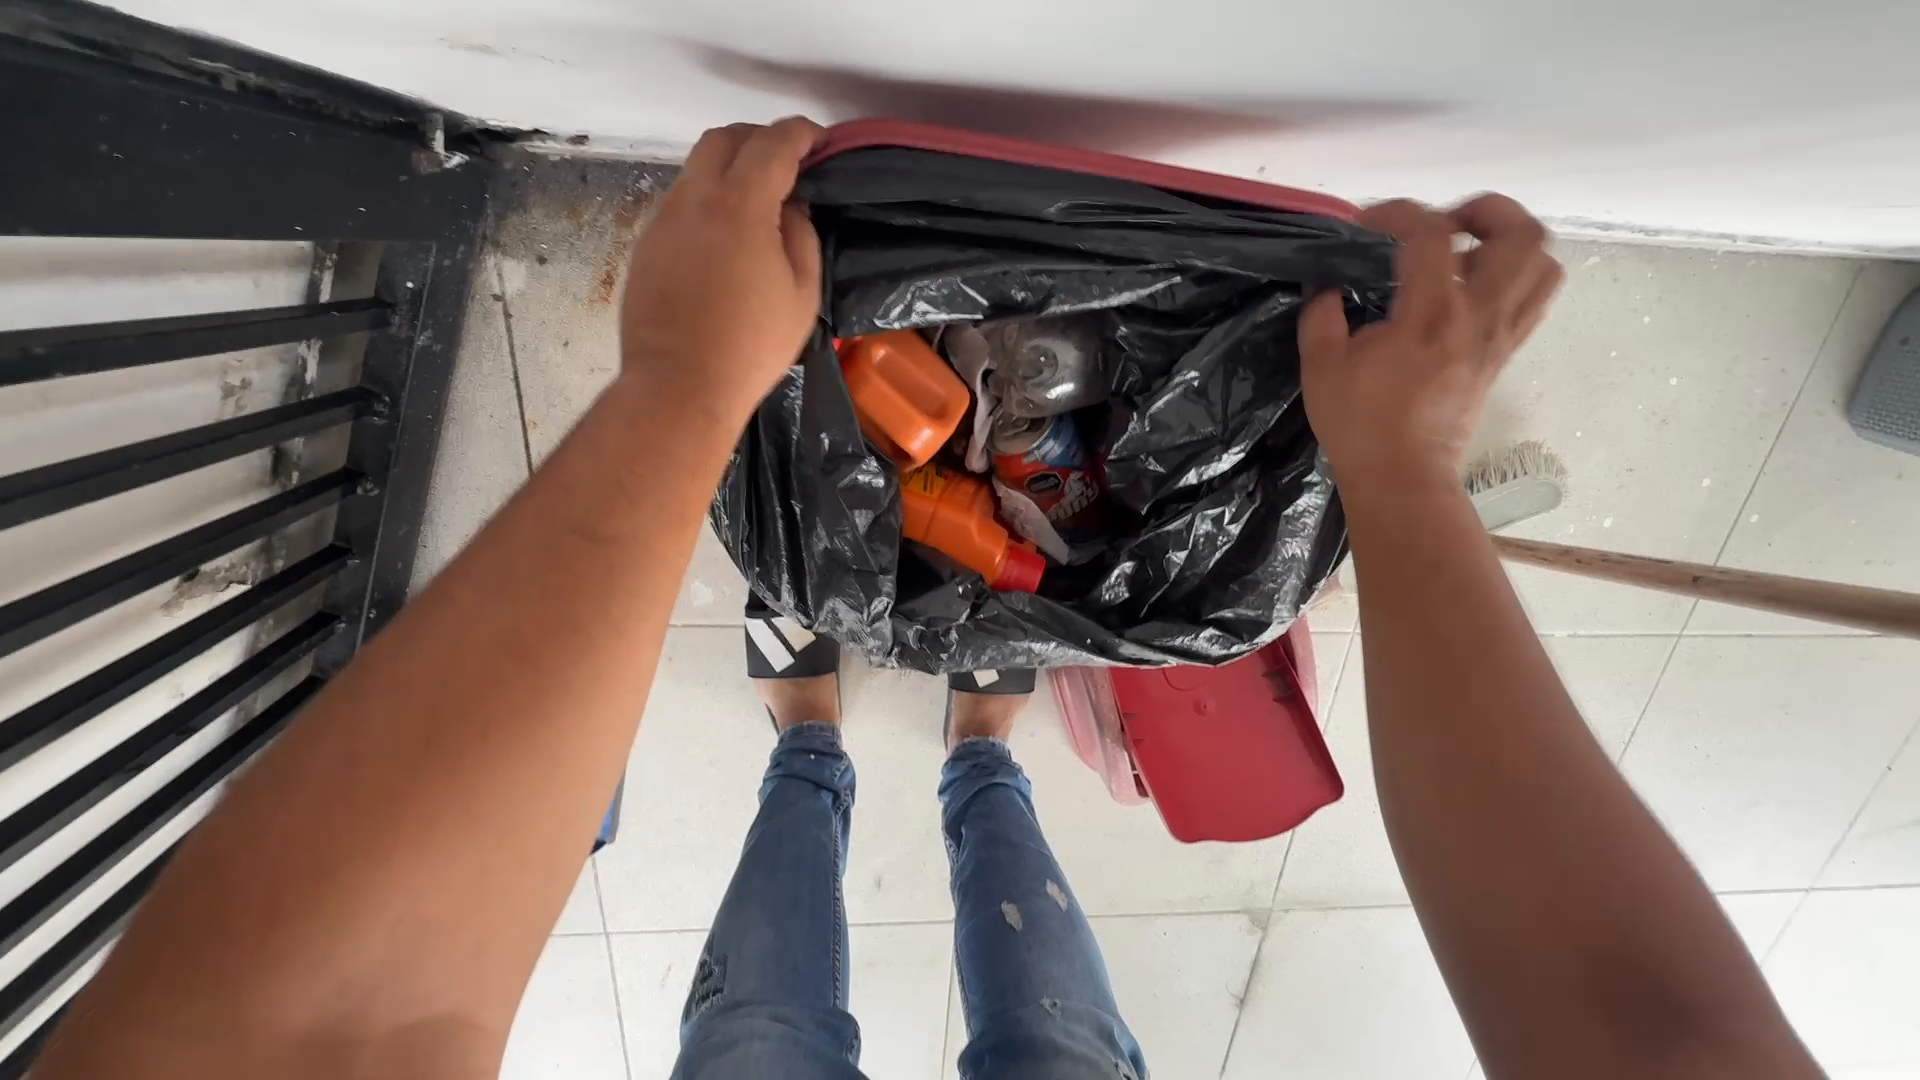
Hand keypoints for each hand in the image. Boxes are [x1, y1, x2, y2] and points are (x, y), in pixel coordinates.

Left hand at [619, 117, 824, 424]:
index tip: (819, 140)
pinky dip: (708, 204)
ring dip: (730, 171)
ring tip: (757, 204)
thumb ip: (802, 237)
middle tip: (787, 162)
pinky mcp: (646, 247)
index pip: (773, 144)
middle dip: (759, 138)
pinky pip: (681, 206)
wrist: (680, 386)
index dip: (801, 133)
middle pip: (723, 139)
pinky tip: (725, 241)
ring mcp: (663, 221)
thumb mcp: (802, 294)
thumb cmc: (752, 347)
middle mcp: (694, 200)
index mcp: (739, 206)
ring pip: (696, 171)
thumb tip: (791, 208)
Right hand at [1299, 194, 1562, 489]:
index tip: (1366, 225)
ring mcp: (1499, 335)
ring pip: (1541, 262)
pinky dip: (1516, 277)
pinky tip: (1477, 287)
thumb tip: (1327, 288)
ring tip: (1468, 251)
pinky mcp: (1503, 354)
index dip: (1398, 213)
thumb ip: (1321, 316)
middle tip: (1443, 225)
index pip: (1430, 233)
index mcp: (1430, 314)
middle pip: (1520, 233)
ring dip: (1510, 242)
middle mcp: (1478, 315)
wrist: (1400, 474)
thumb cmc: (1358, 423)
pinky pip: (1534, 299)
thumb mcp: (1320, 366)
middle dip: (1484, 211)